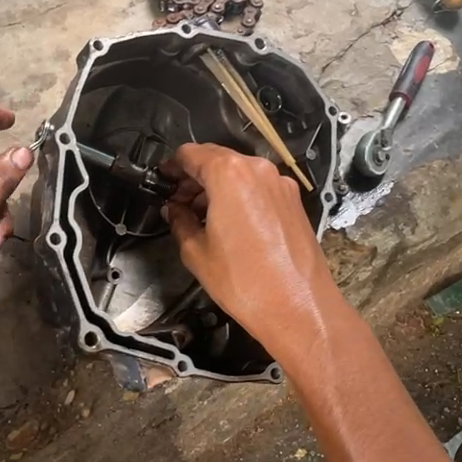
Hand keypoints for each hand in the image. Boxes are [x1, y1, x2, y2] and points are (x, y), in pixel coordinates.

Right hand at [161, 143, 340, 349]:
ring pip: (239, 173)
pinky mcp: (294, 202)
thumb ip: (180, 222)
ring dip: (217, 187)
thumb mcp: (196, 252)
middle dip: (194, 177)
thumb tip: (174, 211)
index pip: (191, 154)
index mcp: (229, 175)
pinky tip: (229, 223)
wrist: (298, 307)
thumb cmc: (245, 282)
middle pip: (217, 159)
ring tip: (200, 216)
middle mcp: (258, 170)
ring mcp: (280, 184)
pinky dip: (239, 196)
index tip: (163, 180)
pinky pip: (258, 188)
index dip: (172, 166)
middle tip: (177, 201)